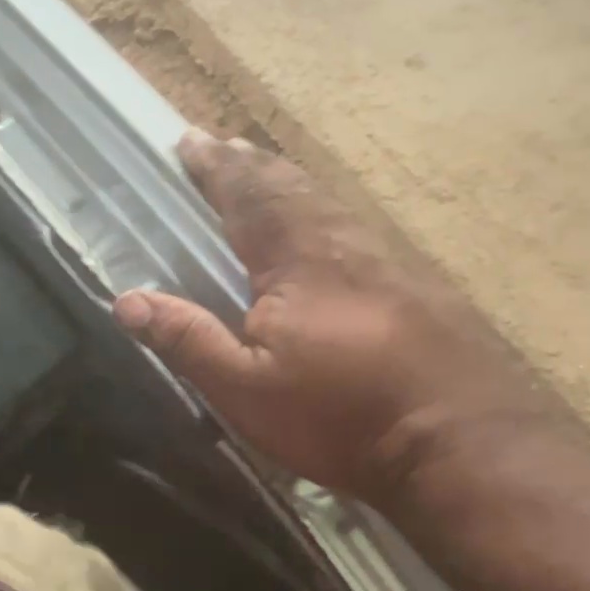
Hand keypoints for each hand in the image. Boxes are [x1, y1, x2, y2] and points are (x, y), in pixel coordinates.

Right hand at [112, 131, 560, 500]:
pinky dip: (321, 209)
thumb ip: (186, 338)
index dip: (218, 172)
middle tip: (220, 144)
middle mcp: (347, 251)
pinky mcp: (415, 293)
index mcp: (301, 265)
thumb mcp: (242, 387)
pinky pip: (354, 229)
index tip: (189, 141)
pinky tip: (320, 222)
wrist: (463, 449)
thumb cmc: (338, 416)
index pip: (251, 202)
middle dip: (252, 167)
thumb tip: (126, 299)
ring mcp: (389, 269)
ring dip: (287, 183)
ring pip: (330, 207)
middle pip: (295, 193)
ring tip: (261, 169)